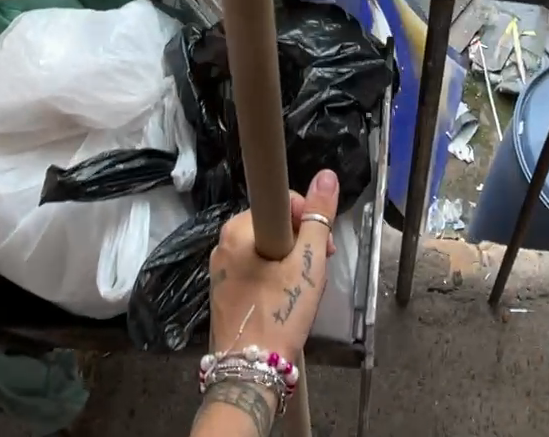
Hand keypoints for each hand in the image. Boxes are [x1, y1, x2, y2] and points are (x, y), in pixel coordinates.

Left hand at [207, 169, 339, 361]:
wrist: (250, 373)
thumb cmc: (280, 313)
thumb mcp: (308, 262)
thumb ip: (319, 216)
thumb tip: (327, 175)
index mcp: (237, 229)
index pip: (281, 203)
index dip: (308, 218)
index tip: (323, 244)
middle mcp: (223, 244)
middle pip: (274, 225)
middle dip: (302, 242)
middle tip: (320, 268)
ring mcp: (221, 270)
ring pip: (267, 249)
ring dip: (290, 262)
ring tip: (305, 289)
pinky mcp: (224, 292)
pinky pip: (256, 270)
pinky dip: (275, 278)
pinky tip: (287, 300)